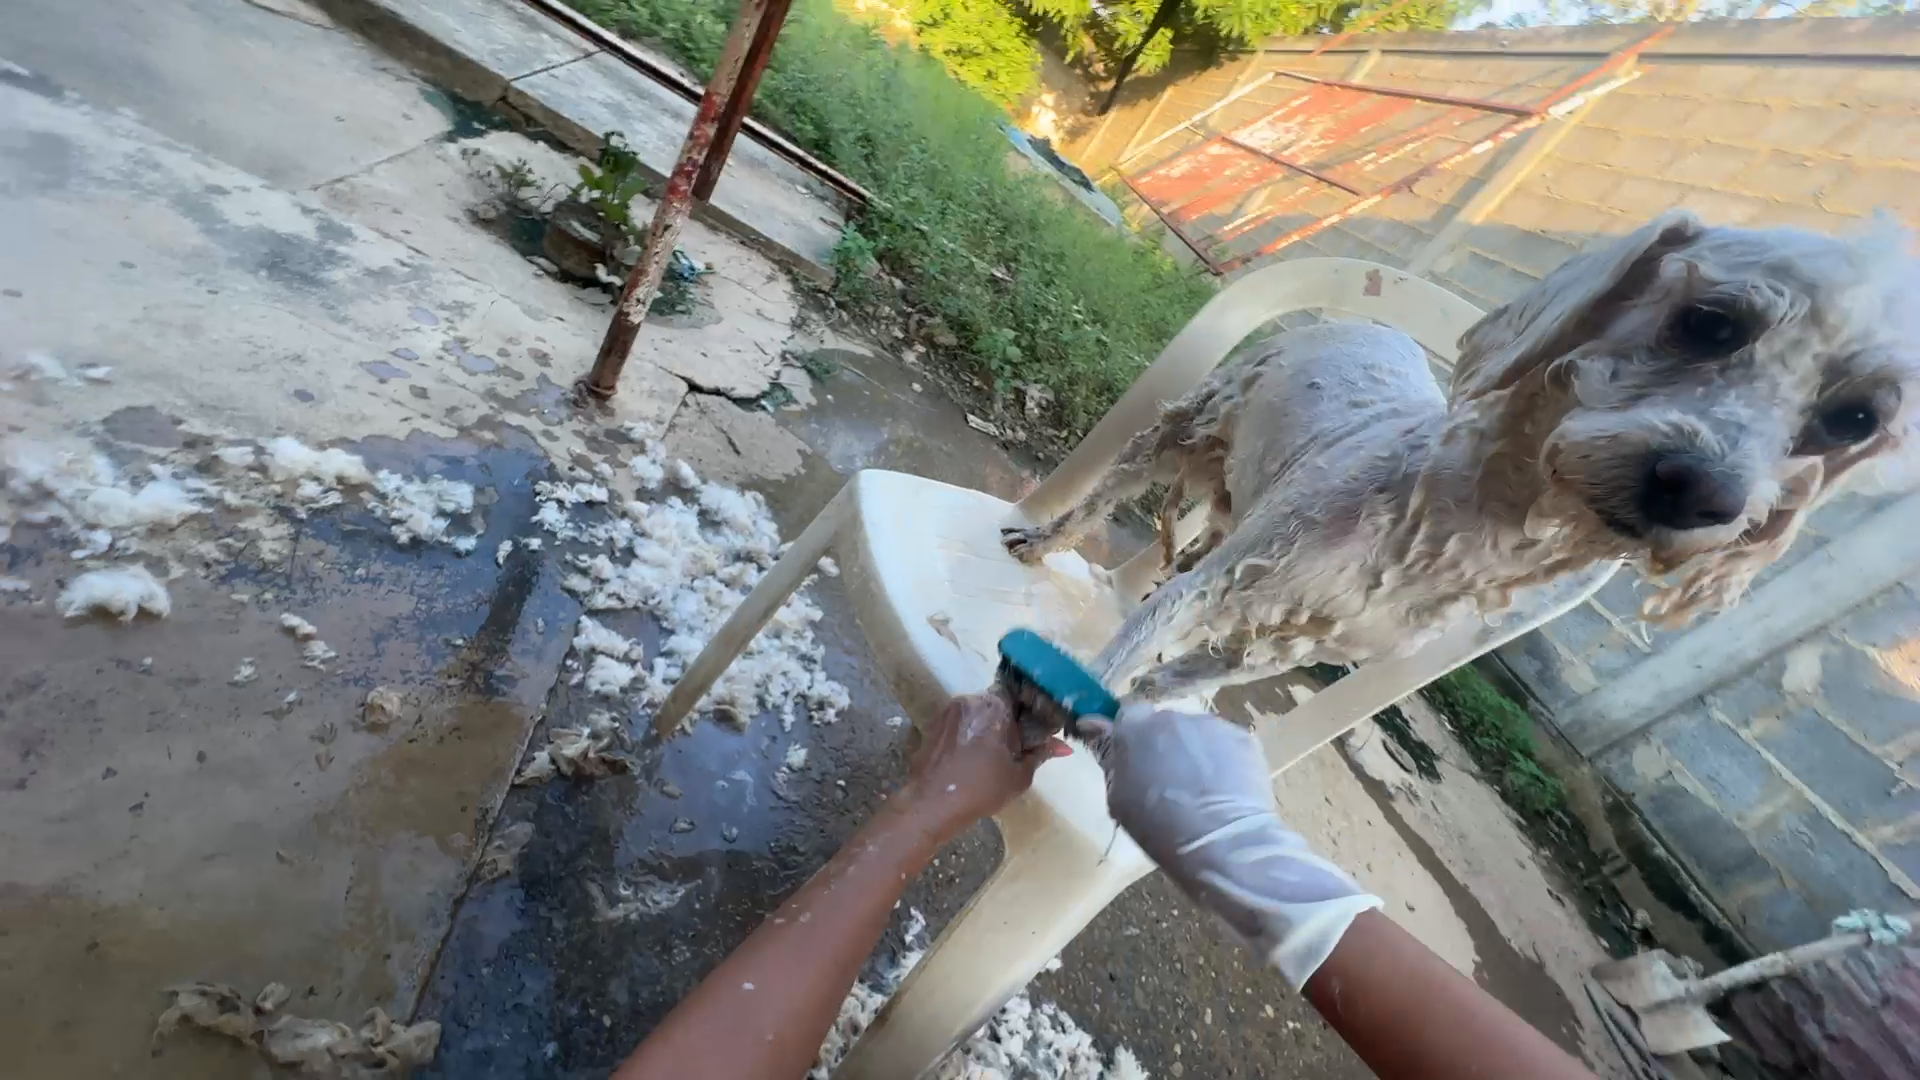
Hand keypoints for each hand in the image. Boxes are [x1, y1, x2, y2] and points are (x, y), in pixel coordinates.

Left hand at [897, 693, 1070, 839]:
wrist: (931, 804)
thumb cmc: (981, 790)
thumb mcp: (1019, 775)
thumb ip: (1040, 754)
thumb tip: (1064, 747)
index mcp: (995, 706)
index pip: (1021, 695)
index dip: (1031, 712)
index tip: (1036, 731)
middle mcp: (971, 699)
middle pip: (999, 703)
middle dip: (1010, 721)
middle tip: (1018, 747)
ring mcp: (950, 710)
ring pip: (979, 713)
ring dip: (990, 727)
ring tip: (995, 755)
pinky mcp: (935, 723)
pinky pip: (962, 722)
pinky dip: (971, 734)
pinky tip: (974, 757)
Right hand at [1087, 706, 1381, 989]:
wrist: (1233, 858)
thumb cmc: (1167, 839)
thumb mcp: (1124, 806)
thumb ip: (1114, 765)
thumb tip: (1100, 734)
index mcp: (1137, 732)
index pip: (1123, 716)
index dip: (1129, 740)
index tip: (1134, 762)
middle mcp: (1174, 718)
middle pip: (1161, 723)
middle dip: (1163, 748)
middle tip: (1171, 788)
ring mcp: (1211, 726)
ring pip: (1194, 734)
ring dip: (1194, 756)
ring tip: (1205, 798)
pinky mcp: (1243, 740)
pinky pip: (1223, 745)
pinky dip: (1222, 764)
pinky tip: (1227, 797)